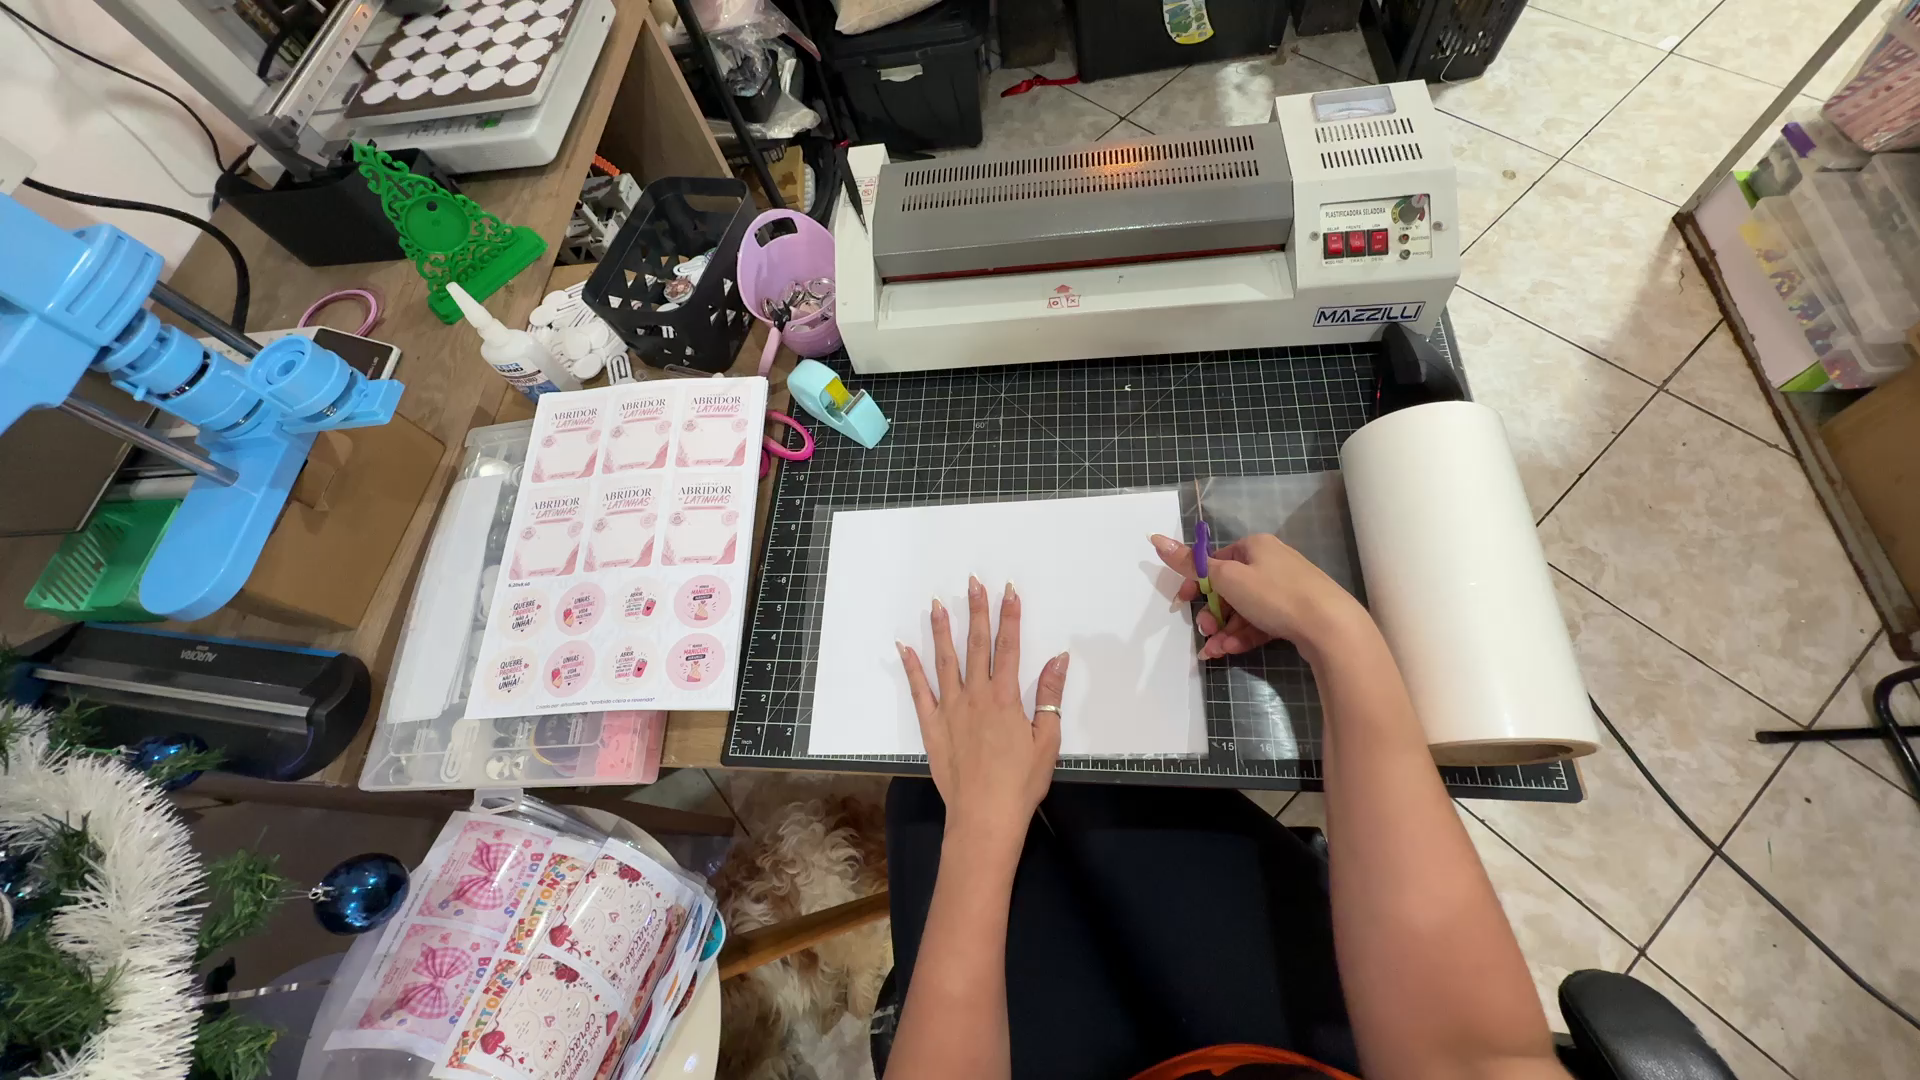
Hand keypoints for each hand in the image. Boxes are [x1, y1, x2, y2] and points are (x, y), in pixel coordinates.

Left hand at [899, 577, 1068, 853]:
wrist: (984, 817)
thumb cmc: (1021, 783)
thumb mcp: (1046, 740)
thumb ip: (1050, 696)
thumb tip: (1059, 658)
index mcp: (1006, 698)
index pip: (1010, 647)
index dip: (1010, 616)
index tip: (1009, 590)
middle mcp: (976, 695)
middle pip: (976, 645)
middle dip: (977, 611)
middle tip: (973, 582)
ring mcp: (950, 708)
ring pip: (945, 660)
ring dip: (942, 630)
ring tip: (938, 603)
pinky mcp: (931, 725)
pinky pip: (919, 691)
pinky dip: (911, 667)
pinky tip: (904, 646)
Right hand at [1149, 533, 1364, 660]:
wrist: (1330, 627)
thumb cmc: (1275, 595)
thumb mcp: (1227, 578)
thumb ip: (1189, 563)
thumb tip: (1156, 539)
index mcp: (1254, 547)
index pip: (1215, 561)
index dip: (1195, 583)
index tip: (1182, 603)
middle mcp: (1270, 563)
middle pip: (1228, 588)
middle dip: (1212, 613)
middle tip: (1205, 631)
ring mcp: (1285, 589)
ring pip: (1242, 610)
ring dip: (1224, 630)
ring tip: (1215, 650)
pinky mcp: (1295, 613)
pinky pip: (1260, 622)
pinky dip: (1243, 636)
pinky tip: (1231, 651)